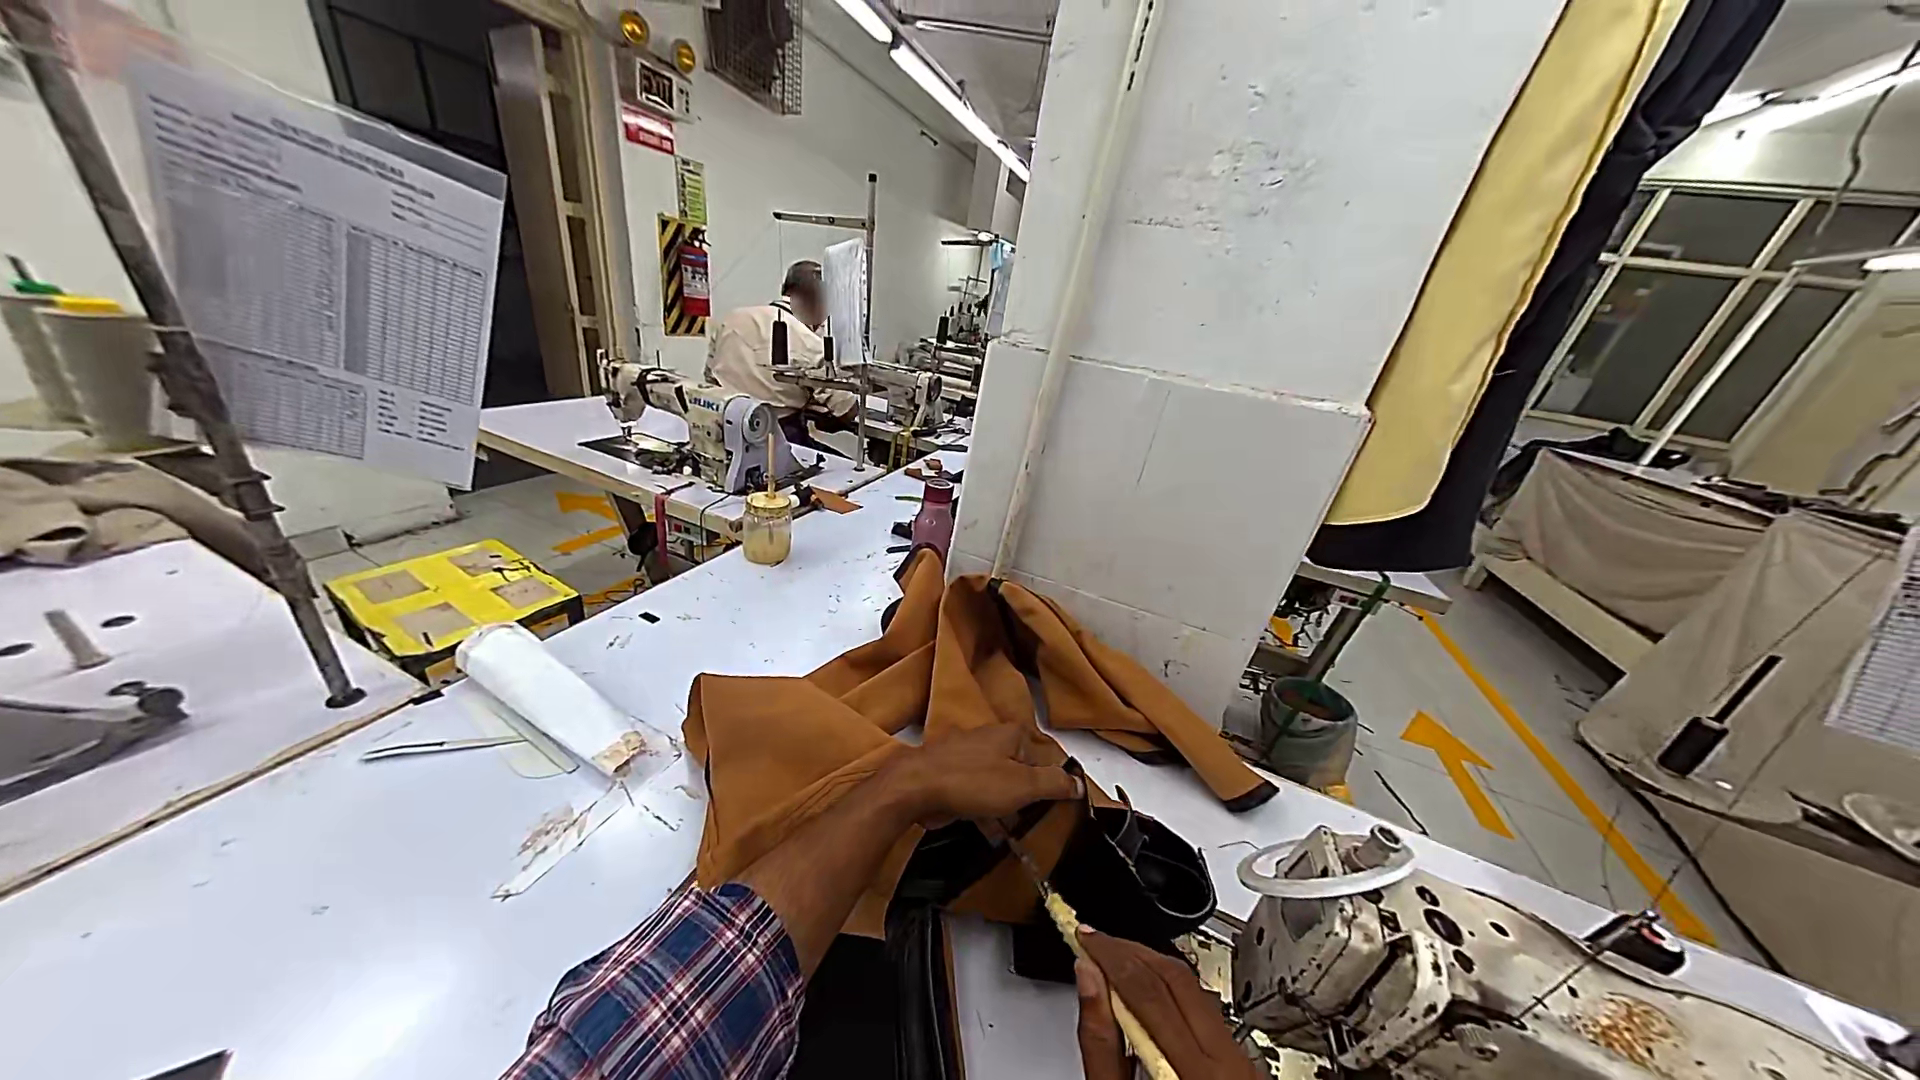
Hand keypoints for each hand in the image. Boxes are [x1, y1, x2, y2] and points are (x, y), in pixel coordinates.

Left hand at [879, 724, 1080, 827]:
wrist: (915, 787)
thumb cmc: (970, 781)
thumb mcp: (1023, 784)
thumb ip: (1054, 782)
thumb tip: (1079, 782)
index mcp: (1011, 734)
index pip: (1045, 757)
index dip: (1054, 782)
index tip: (1060, 806)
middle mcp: (989, 740)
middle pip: (1021, 770)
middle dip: (1028, 798)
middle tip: (1038, 822)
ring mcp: (968, 758)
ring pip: (998, 785)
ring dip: (1007, 809)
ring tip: (1016, 834)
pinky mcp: (951, 777)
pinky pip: (977, 796)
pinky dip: (986, 813)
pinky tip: (992, 834)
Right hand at [1075, 928, 1263, 1079]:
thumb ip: (1100, 1043)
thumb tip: (1087, 977)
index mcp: (1195, 1078)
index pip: (1148, 989)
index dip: (1110, 953)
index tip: (1084, 936)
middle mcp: (1229, 1066)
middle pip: (1173, 977)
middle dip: (1127, 950)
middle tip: (1093, 940)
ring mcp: (1243, 1065)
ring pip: (1192, 985)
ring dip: (1148, 962)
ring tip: (1113, 958)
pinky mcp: (1246, 1064)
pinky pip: (1205, 1005)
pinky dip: (1169, 986)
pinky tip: (1145, 986)